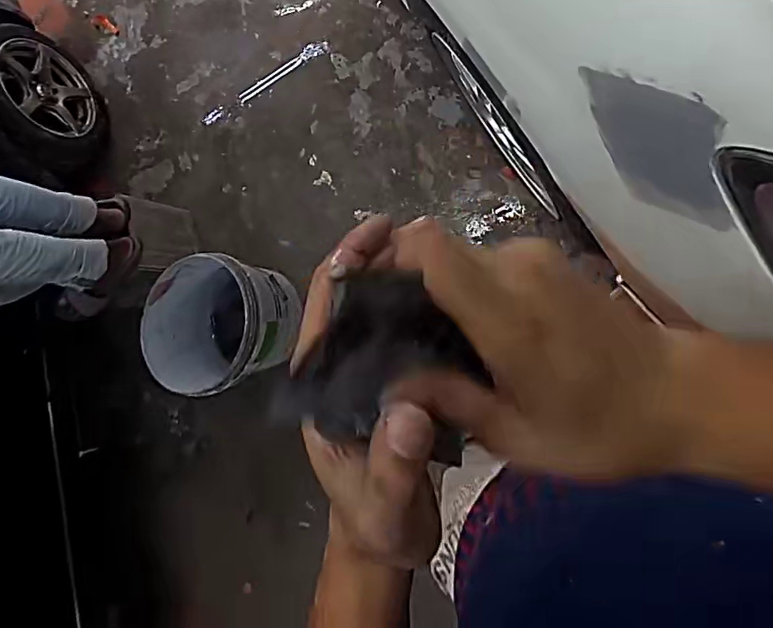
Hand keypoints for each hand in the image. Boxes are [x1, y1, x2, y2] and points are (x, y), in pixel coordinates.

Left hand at [296, 215, 439, 569]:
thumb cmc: (377, 522)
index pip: (324, 305)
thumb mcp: (385, 503)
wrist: (387, 542)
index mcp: (322, 383)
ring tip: (437, 249)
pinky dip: (419, 301)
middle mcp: (340, 366)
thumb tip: (411, 412)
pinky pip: (402, 327)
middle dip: (377, 256)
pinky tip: (450, 291)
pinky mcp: (393, 376)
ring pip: (377, 306)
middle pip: (350, 294)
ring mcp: (366, 369)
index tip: (379, 229)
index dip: (346, 261)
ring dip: (399, 272)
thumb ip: (394, 465)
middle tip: (419, 231)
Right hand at [387, 219, 727, 480]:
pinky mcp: (546, 255)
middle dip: (409, 275)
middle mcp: (517, 268)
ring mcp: (535, 255)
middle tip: (397, 325)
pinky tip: (479, 323)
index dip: (393, 258)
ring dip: (441, 281)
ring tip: (439, 331)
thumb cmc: (599, 428)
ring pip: (462, 252)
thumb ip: (452, 401)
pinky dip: (470, 281)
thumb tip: (390, 384)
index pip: (434, 251)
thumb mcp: (520, 438)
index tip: (373, 292)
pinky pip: (488, 258)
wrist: (675, 392)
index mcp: (507, 315)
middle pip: (438, 246)